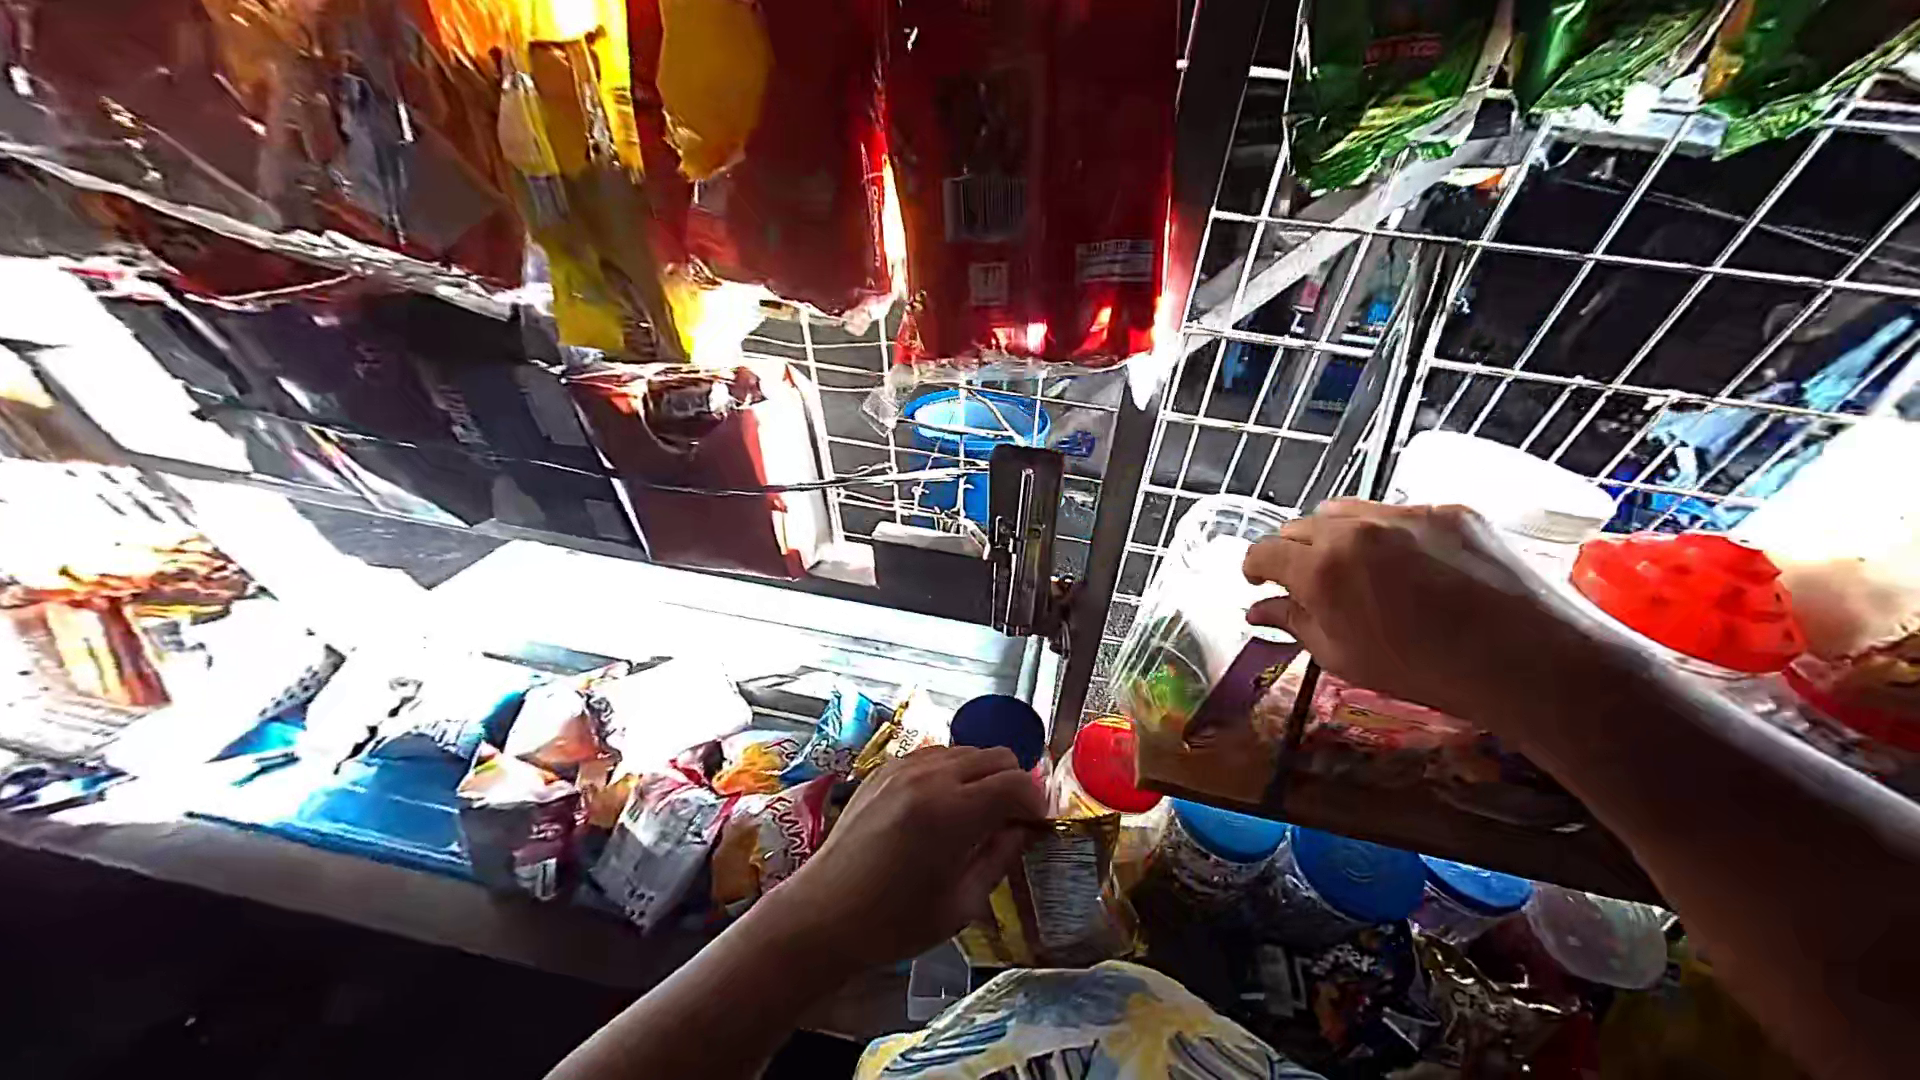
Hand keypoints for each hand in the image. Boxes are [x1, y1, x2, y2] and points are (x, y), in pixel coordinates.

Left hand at [764, 746, 1044, 970]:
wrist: (824, 913)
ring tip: (974, 812)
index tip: (1037, 823)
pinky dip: (950, 771)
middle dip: (1013, 782)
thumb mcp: (962, 902)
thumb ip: (1001, 855)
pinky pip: (934, 754)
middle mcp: (931, 776)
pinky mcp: (885, 767)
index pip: (1017, 782)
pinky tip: (941, 804)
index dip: (1036, 802)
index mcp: (954, 811)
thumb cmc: (894, 921)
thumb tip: (1024, 828)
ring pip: (966, 750)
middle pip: (996, 755)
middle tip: (1010, 818)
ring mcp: (904, 766)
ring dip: (981, 774)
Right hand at [1241, 499, 1596, 725]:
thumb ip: (1293, 623)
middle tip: (1311, 581)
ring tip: (1357, 566)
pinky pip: (1395, 512)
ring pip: (1343, 510)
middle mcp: (1353, 531)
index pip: (1262, 551)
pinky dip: (1385, 533)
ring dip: (1334, 534)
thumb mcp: (1342, 657)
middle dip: (1294, 552)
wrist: (1532, 661)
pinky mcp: (1446, 509)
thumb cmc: (1423, 670)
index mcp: (1320, 570)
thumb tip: (1256, 610)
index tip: (1259, 582)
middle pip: (1298, 526)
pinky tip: (1410, 565)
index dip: (1254, 567)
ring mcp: (1402, 514)